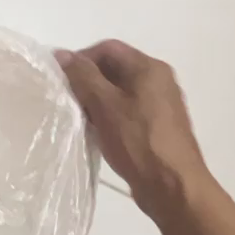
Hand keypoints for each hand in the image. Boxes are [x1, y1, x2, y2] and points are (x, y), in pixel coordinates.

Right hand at [58, 40, 214, 216]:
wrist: (172, 185)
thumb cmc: (137, 141)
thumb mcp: (104, 105)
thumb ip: (83, 76)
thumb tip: (62, 54)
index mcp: (149, 68)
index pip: (108, 48)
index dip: (81, 59)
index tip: (62, 81)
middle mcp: (159, 80)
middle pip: (115, 68)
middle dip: (88, 81)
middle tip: (68, 101)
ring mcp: (160, 104)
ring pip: (119, 91)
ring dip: (97, 100)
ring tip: (80, 119)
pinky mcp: (157, 126)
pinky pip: (127, 110)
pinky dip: (109, 115)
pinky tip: (98, 132)